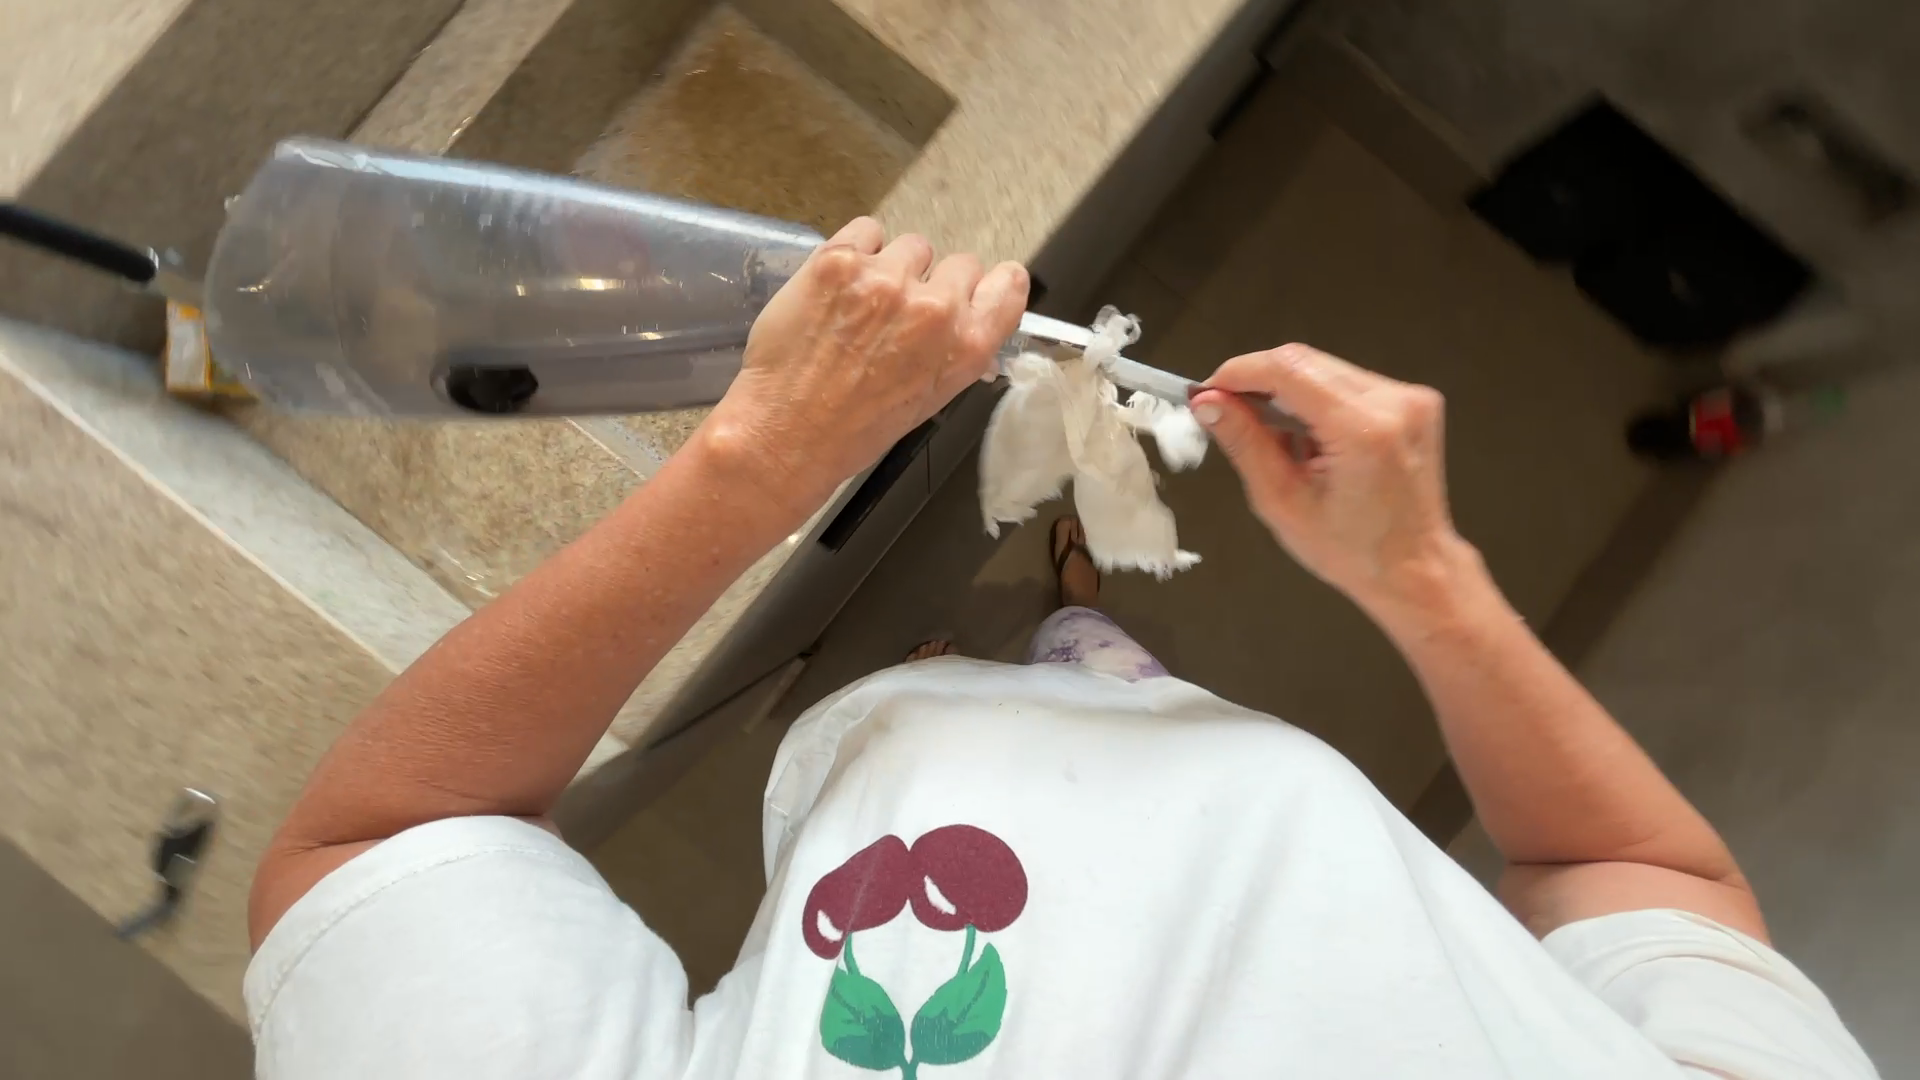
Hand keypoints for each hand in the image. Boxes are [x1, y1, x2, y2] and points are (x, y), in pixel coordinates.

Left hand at [700, 217, 1028, 514]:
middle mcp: (935, 309)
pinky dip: (856, 251)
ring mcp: (886, 280)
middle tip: (900, 314)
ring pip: (911, 247)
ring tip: (862, 305)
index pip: (1009, 284)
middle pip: (959, 262)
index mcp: (966, 347)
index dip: (990, 285)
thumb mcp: (930, 399)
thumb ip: (955, 350)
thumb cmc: (856, 430)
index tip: (973, 290)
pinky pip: (866, 230)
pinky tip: (840, 288)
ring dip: (893, 267)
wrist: (789, 431)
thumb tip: (962, 323)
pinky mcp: (840, 260)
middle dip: (934, 284)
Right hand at [1191, 344, 1476, 620]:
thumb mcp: (1281, 500)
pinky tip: (1300, 435)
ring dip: (1282, 390)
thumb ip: (1244, 442)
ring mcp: (1408, 397)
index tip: (1205, 393)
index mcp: (1362, 429)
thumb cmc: (1346, 549)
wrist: (1414, 568)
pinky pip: (1343, 382)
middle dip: (1256, 380)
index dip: (1238, 372)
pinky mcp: (1411, 401)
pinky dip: (1310, 399)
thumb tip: (1206, 403)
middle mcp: (1393, 400)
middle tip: (1223, 410)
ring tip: (1263, 431)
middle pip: (1305, 361)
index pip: (1288, 369)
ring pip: (1323, 368)